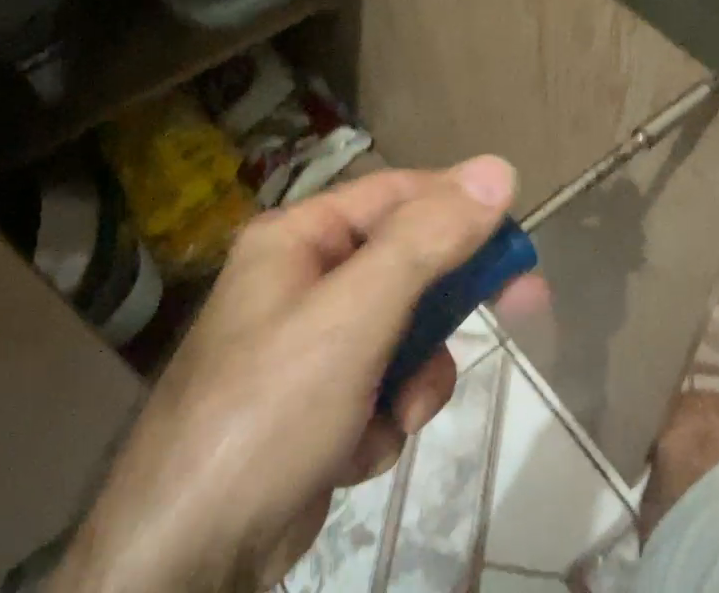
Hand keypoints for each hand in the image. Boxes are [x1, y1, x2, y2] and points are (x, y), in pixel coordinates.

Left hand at [52, 157, 547, 592]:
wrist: (193, 549)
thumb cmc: (272, 408)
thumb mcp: (357, 314)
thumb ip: (427, 241)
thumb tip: (499, 168)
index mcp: (297, 240)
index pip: (396, 196)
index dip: (460, 207)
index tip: (518, 234)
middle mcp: (300, 283)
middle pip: (405, 268)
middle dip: (450, 303)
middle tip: (525, 306)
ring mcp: (307, 350)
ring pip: (403, 339)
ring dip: (413, 379)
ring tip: (393, 416)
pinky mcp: (316, 408)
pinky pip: (381, 393)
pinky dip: (382, 423)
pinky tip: (349, 456)